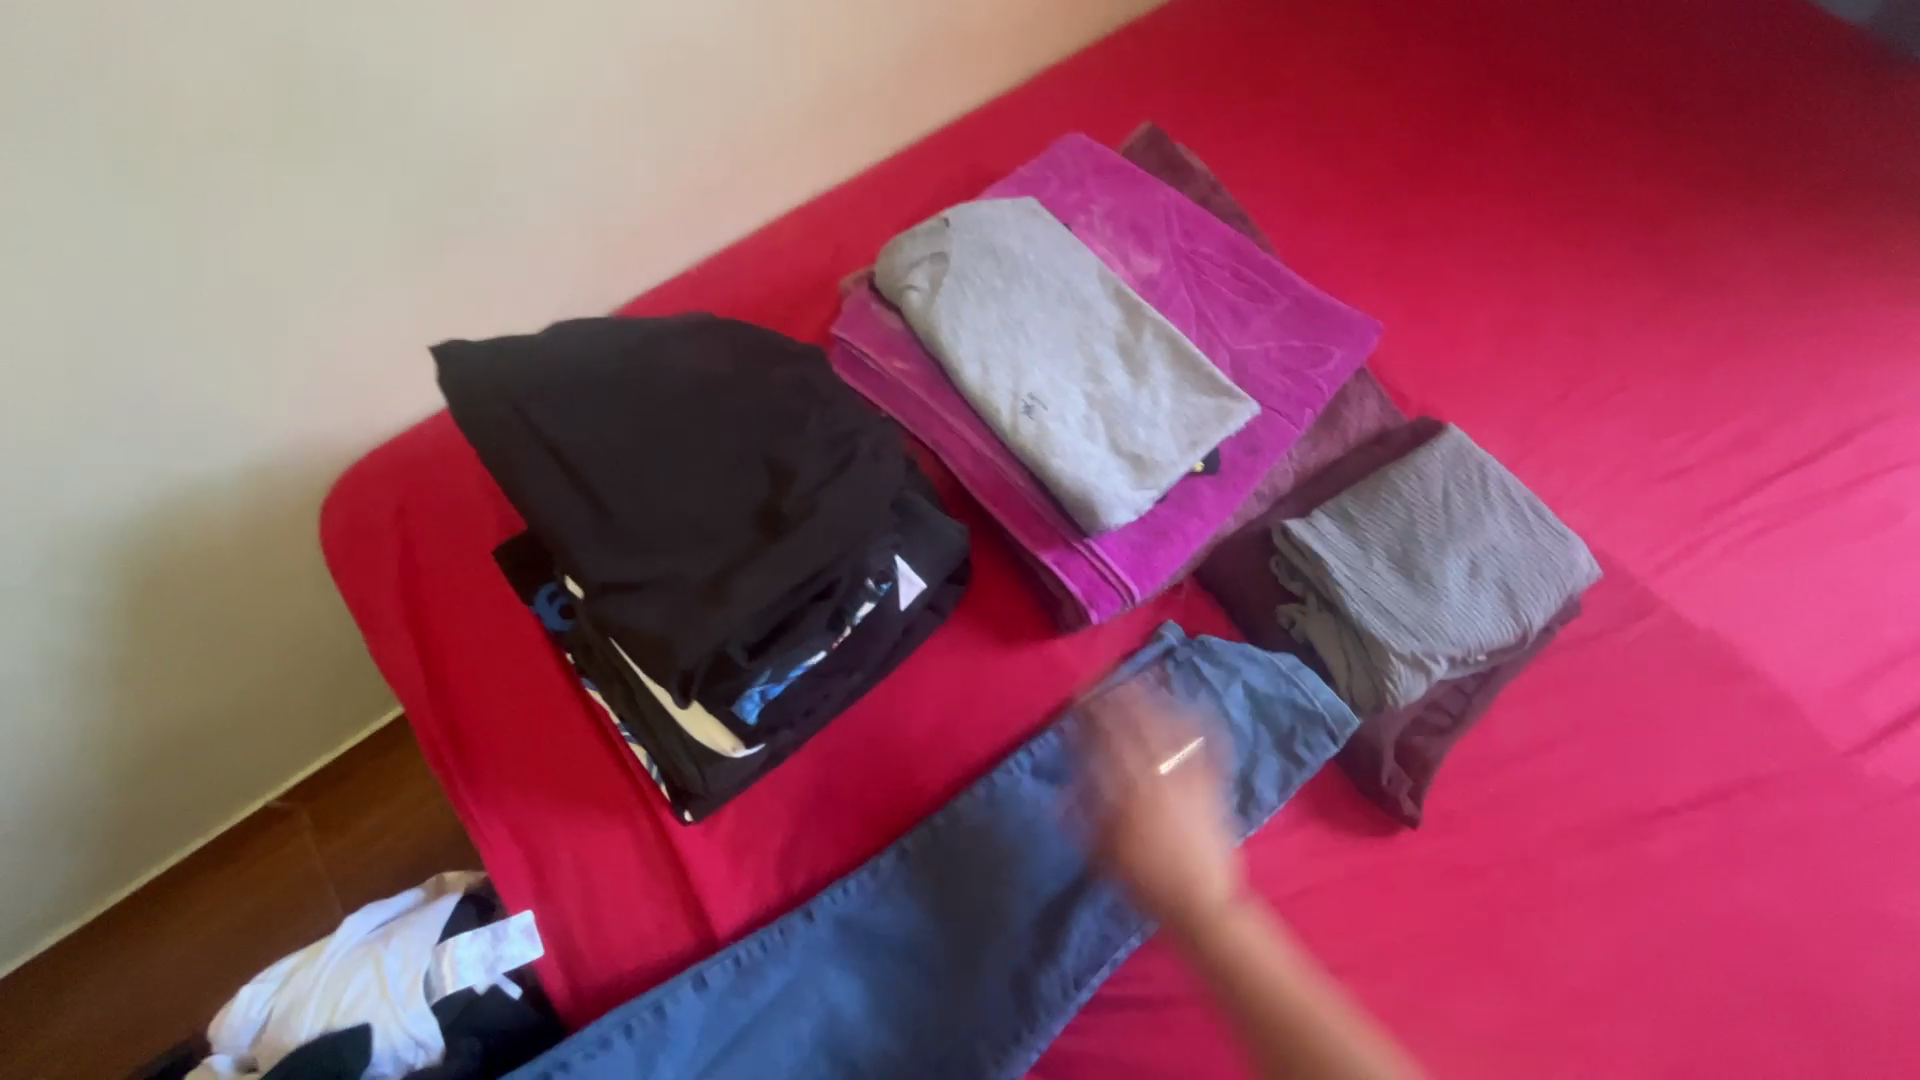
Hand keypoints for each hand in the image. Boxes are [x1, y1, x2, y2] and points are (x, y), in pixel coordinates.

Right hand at [1078, 679, 1243, 934]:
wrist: (1201, 904)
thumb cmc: (1145, 882)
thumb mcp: (1100, 853)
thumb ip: (1079, 816)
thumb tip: (1059, 789)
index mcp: (1126, 791)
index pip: (1104, 740)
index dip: (1090, 714)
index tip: (1078, 697)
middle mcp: (1158, 776)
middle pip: (1137, 723)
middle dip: (1120, 694)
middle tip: (1106, 675)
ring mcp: (1189, 778)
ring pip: (1171, 727)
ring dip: (1156, 698)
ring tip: (1146, 675)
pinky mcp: (1213, 786)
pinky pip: (1207, 747)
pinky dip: (1200, 722)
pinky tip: (1194, 704)